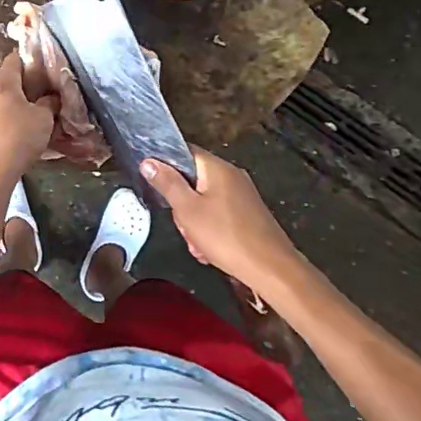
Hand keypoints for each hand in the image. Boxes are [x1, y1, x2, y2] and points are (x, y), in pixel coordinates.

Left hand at [0, 52, 56, 180]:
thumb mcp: (44, 119)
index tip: (47, 63)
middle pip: (8, 77)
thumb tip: (51, 97)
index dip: (32, 57)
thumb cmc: (19, 138)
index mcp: (2, 83)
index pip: (15, 58)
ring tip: (39, 108)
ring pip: (3, 96)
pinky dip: (11, 113)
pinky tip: (24, 126)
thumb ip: (49, 102)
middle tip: (48, 87)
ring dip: (20, 99)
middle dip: (28, 80)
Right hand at [142, 146, 299, 280]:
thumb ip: (167, 184)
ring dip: (194, 221)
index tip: (153, 182)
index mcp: (217, 168)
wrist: (271, 269)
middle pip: (192, 179)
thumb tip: (148, 162)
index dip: (164, 163)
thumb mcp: (187, 210)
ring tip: (197, 242)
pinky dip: (209, 229)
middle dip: (181, 203)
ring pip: (203, 200)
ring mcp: (242, 195)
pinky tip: (208, 249)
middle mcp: (232, 176)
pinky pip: (218, 214)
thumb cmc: (227, 237)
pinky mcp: (247, 214)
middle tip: (183, 223)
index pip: (183, 151)